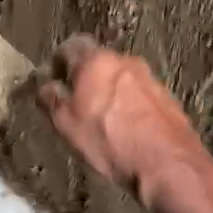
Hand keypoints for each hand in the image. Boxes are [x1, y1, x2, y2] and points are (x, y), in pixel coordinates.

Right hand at [35, 35, 211, 198]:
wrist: (168, 165)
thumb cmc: (109, 141)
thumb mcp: (66, 124)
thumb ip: (50, 99)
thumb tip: (44, 84)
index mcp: (96, 60)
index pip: (70, 46)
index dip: (58, 63)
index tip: (53, 83)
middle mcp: (125, 61)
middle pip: (97, 62)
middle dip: (84, 79)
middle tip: (75, 106)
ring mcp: (150, 78)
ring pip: (119, 79)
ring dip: (108, 93)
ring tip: (102, 122)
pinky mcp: (167, 98)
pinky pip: (138, 95)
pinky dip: (128, 106)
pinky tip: (126, 130)